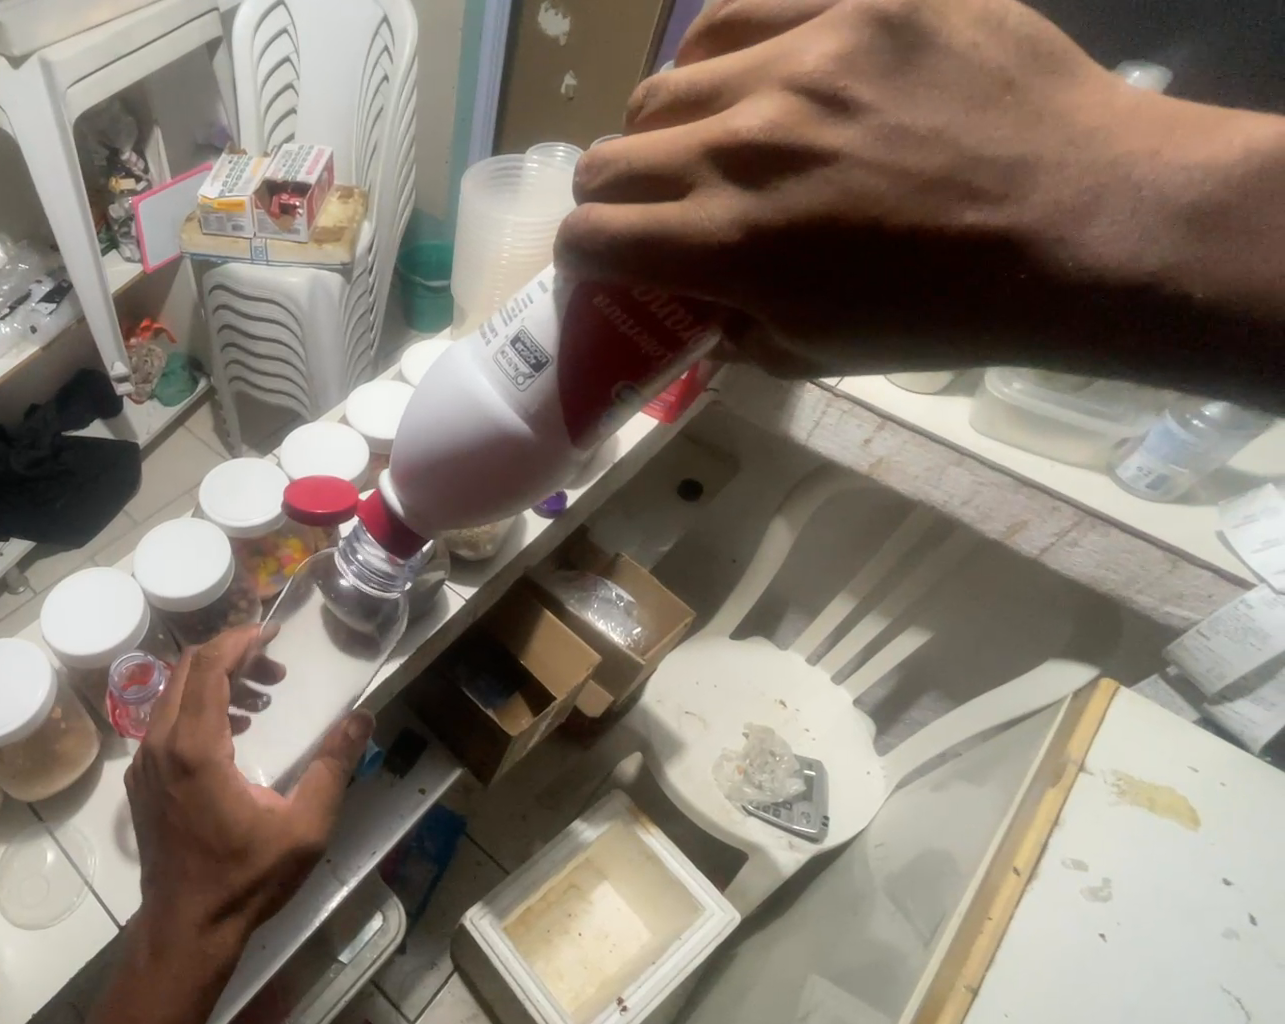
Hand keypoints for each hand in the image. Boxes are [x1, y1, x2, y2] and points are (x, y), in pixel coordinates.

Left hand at [125, 624, 372, 939]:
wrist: (186, 929)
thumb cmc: (247, 879)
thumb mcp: (304, 827)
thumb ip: (334, 766)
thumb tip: (362, 718)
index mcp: (197, 747)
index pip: (210, 664)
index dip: (242, 638)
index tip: (274, 632)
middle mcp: (161, 743)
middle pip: (188, 668)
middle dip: (233, 656)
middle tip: (275, 672)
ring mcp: (145, 762)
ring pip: (175, 693)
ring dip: (217, 683)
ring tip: (263, 703)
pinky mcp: (141, 779)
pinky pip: (166, 721)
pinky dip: (200, 709)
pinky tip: (236, 736)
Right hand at [557, 0, 1284, 392]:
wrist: (1082, 222)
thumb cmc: (931, 314)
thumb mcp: (798, 352)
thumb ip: (714, 323)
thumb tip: (679, 301)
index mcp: (724, 245)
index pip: (586, 237)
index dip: (579, 257)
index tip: (601, 264)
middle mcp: (742, 149)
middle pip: (603, 163)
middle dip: (607, 201)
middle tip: (646, 212)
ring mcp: (801, 65)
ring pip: (657, 90)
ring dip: (660, 132)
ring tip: (702, 145)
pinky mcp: (859, 7)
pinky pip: (735, 15)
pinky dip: (717, 58)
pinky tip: (744, 82)